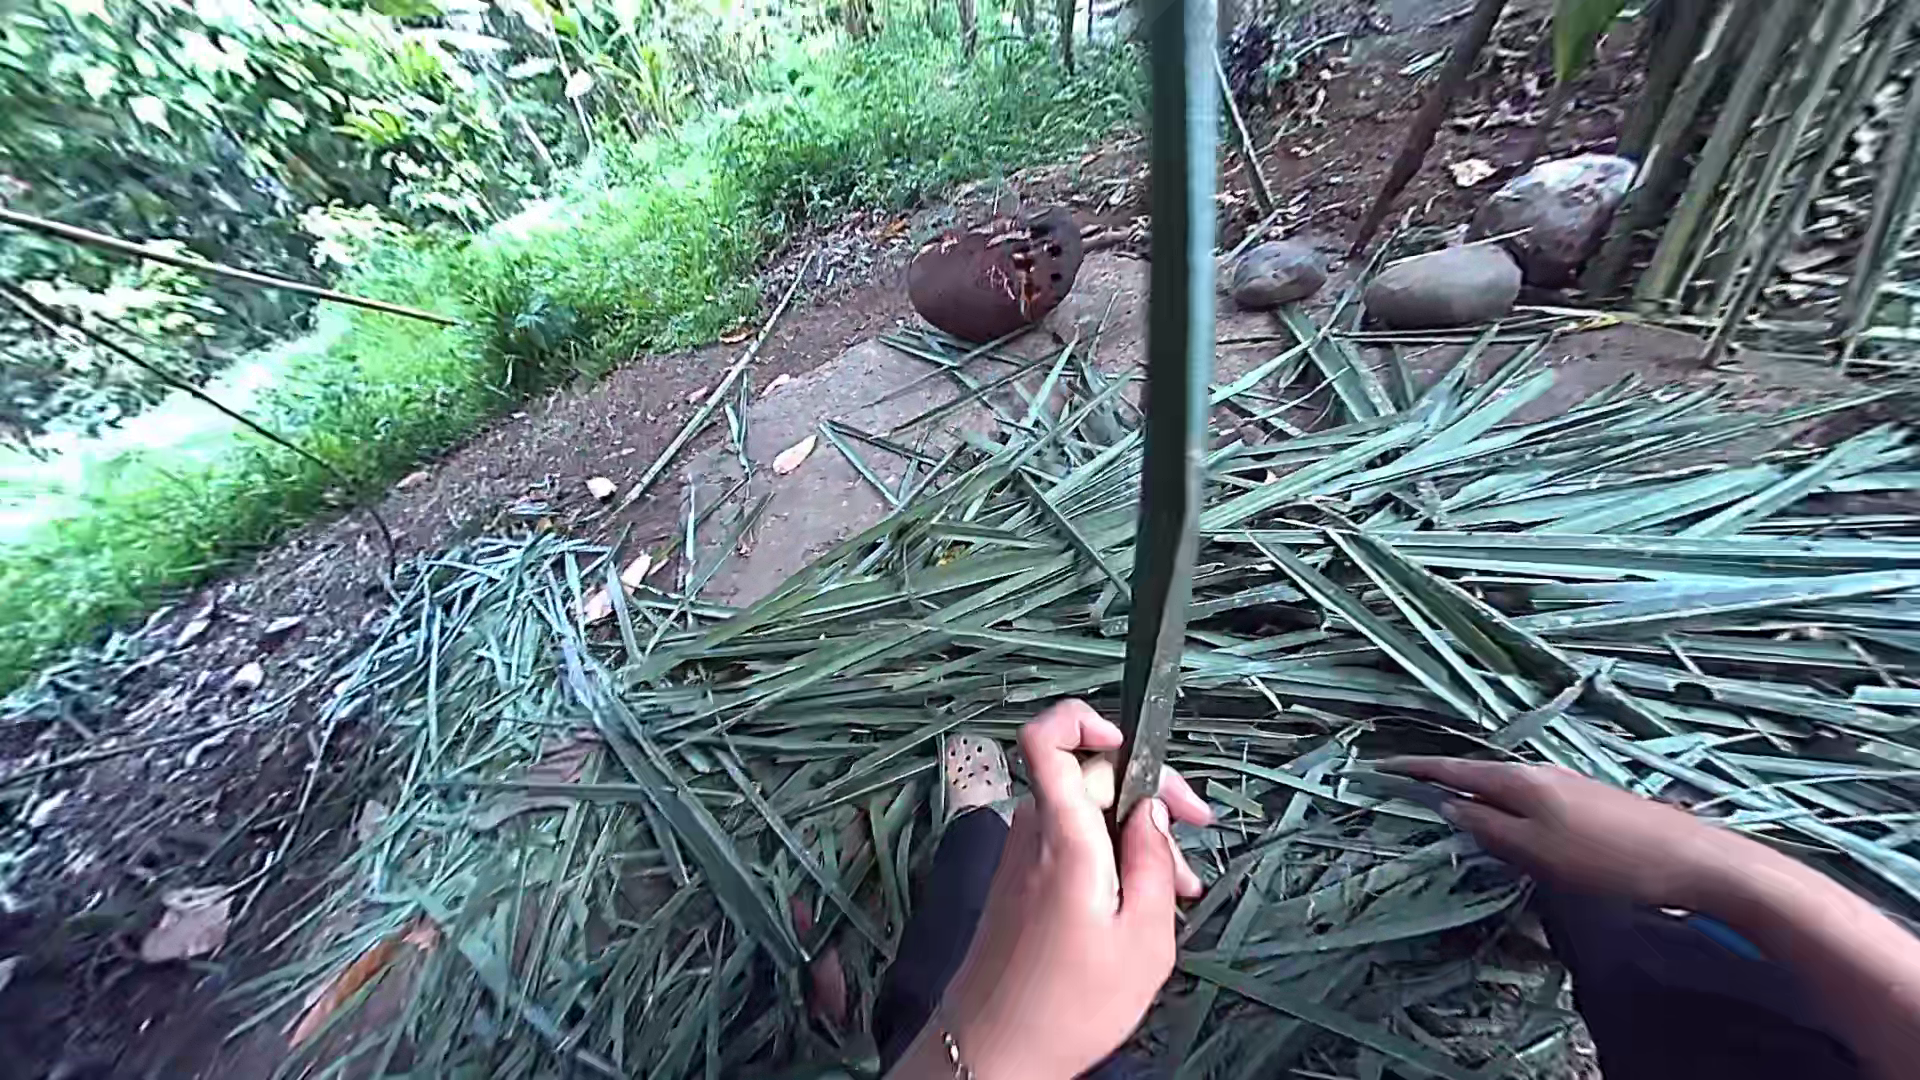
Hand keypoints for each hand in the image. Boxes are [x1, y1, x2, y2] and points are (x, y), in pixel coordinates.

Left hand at [938, 700, 1211, 1079]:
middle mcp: (1035, 827)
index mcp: (1062, 835)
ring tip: (1177, 881)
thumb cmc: (1069, 1003)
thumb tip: (1153, 810)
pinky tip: (1139, 890)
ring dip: (1132, 825)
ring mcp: (1025, 845)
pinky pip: (1071, 831)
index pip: (1044, 738)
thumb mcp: (1143, 941)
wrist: (993, 1047)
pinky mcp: (1024, 866)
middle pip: (1088, 771)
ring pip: (1085, 804)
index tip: (1126, 741)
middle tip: (1191, 830)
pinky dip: (1108, 846)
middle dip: (1146, 790)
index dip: (1081, 719)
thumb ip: (1154, 862)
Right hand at [1383, 757, 1759, 909]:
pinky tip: (1525, 827)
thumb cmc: (1610, 859)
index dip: (1413, 768)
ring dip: (1483, 796)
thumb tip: (1448, 803)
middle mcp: (1537, 770)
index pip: (1449, 768)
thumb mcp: (1535, 851)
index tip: (1381, 766)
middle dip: (1447, 782)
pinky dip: (1512, 805)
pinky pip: (1534, 796)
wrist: (1714, 866)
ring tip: (1470, 815)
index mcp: (1516, 778)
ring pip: (1508, 786)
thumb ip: (1485, 825)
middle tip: (1419, 794)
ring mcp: (1568, 782)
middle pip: (1478, 773)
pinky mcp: (1593, 799)